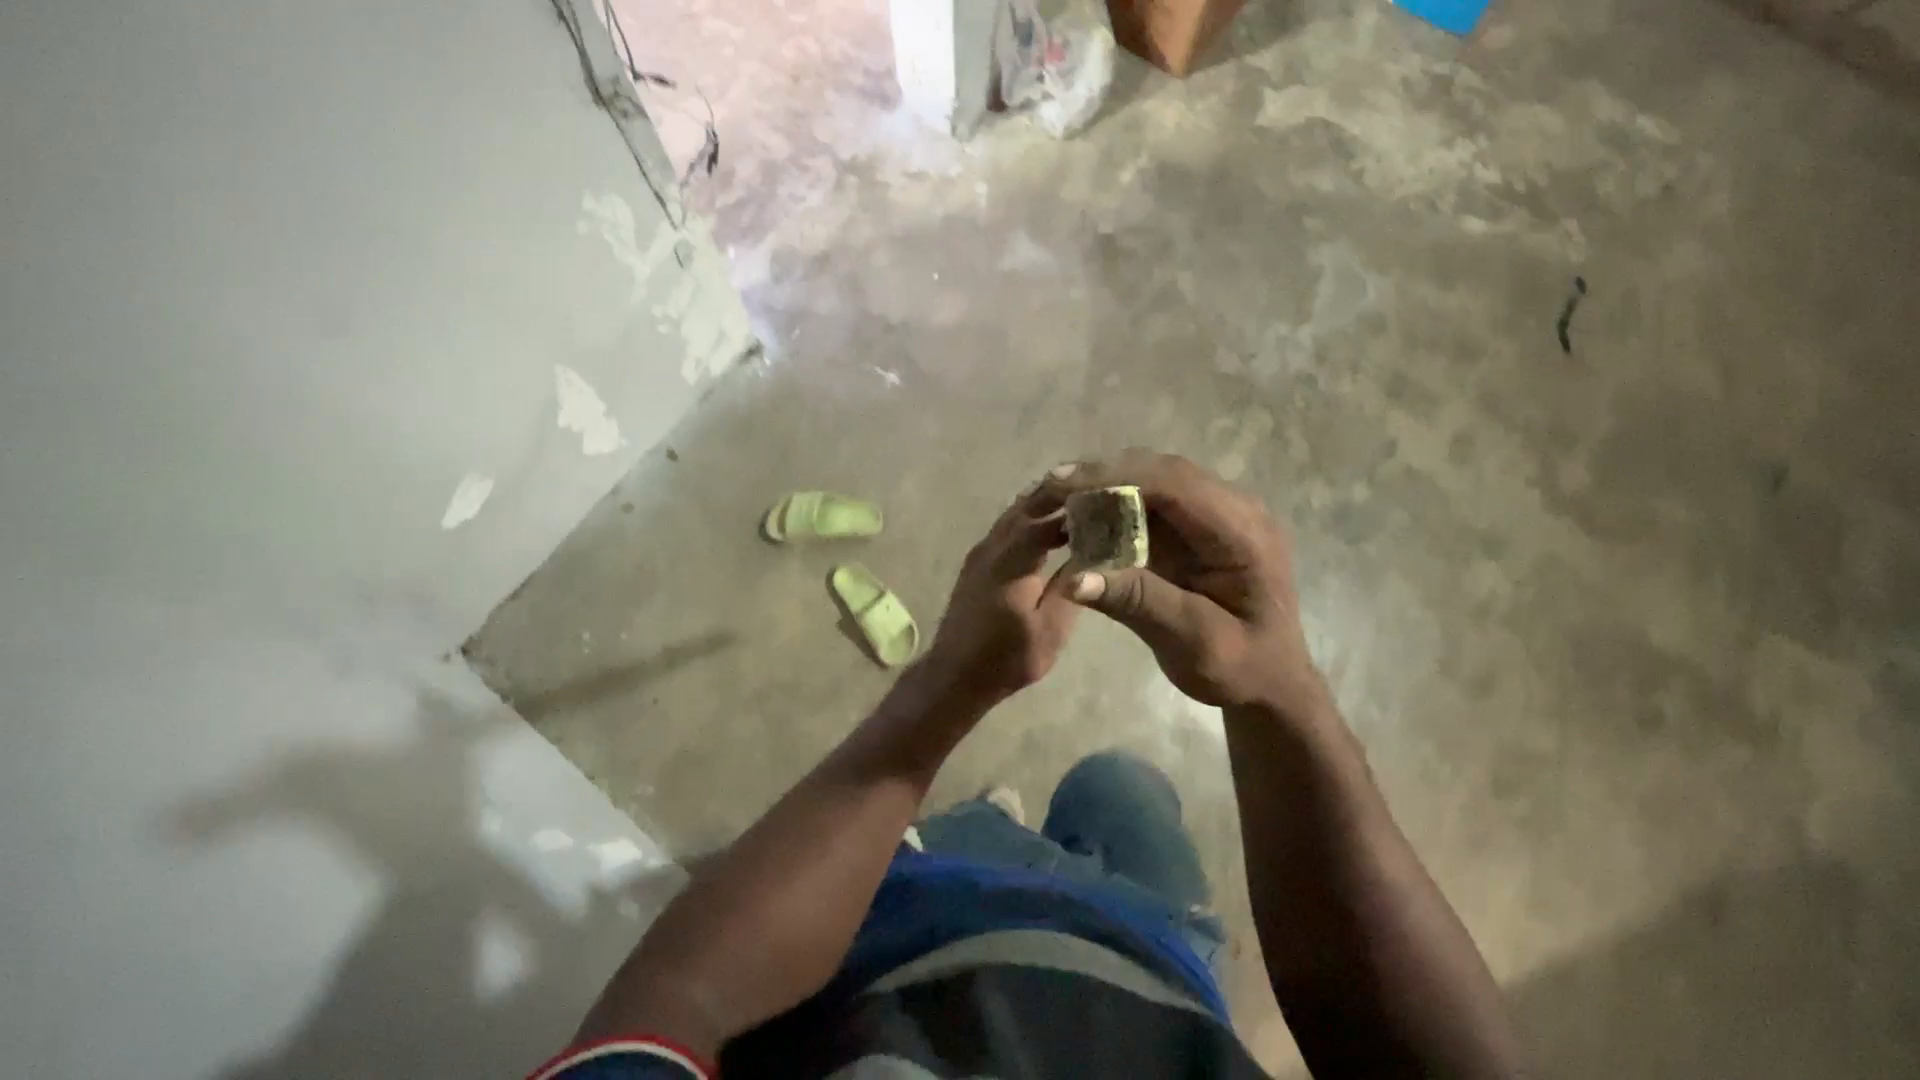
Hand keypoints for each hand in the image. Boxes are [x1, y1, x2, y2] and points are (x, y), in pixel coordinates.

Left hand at [923, 485, 1080, 702]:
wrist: (954, 675)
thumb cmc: (1006, 658)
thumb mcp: (1050, 630)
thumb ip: (1070, 588)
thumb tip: (1095, 555)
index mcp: (1011, 562)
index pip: (1046, 519)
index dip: (1076, 507)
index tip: (1106, 499)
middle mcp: (992, 548)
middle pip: (1026, 508)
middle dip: (1058, 496)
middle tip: (1094, 489)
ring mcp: (980, 554)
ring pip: (1012, 515)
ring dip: (1041, 504)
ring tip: (1076, 501)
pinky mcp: (976, 563)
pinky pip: (1005, 528)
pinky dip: (1027, 519)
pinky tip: (1047, 526)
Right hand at [1042, 450, 1317, 708]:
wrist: (1270, 683)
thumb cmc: (1241, 668)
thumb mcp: (1193, 643)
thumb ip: (1139, 604)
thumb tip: (1074, 579)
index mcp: (1243, 533)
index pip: (1175, 484)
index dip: (1116, 477)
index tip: (1061, 485)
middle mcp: (1235, 511)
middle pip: (1162, 472)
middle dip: (1103, 475)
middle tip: (1047, 490)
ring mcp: (1217, 516)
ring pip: (1155, 481)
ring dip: (1106, 486)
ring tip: (1055, 499)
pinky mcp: (1198, 528)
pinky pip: (1153, 503)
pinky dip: (1115, 505)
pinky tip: (1081, 516)